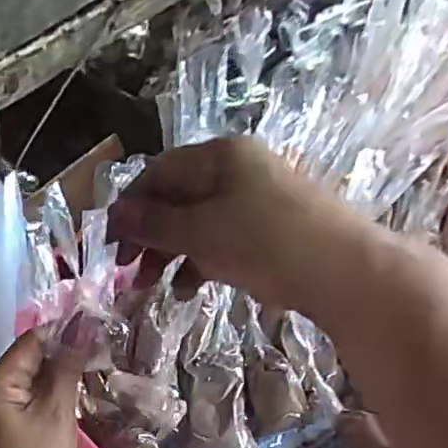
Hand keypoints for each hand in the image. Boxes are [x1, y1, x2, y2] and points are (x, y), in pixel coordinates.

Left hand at [0, 323, 90, 447]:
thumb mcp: (57, 413)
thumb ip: (67, 369)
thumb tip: (81, 332)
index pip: (30, 341)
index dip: (63, 333)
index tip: (97, 330)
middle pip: (26, 359)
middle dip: (60, 355)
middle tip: (98, 353)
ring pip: (26, 380)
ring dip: (54, 377)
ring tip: (89, 373)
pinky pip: (22, 399)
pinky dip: (44, 396)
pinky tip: (67, 399)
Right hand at [105, 137, 388, 314]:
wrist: (334, 267)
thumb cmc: (260, 240)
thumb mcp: (198, 231)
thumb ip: (154, 223)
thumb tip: (116, 213)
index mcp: (218, 157)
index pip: (158, 173)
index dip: (130, 207)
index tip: (112, 244)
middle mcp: (234, 171)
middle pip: (174, 200)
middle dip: (147, 236)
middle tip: (127, 271)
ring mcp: (250, 200)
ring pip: (193, 224)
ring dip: (167, 255)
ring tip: (152, 287)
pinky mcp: (262, 230)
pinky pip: (216, 241)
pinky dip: (196, 263)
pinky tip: (187, 290)